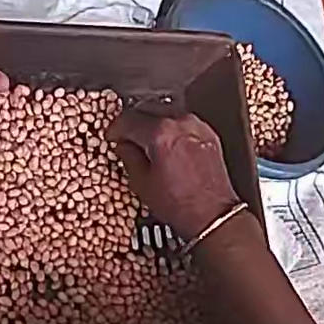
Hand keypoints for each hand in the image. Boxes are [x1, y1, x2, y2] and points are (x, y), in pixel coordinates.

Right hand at [107, 110, 240, 238]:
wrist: (212, 215)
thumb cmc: (181, 204)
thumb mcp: (142, 183)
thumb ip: (129, 157)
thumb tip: (123, 147)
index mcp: (161, 133)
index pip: (128, 119)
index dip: (115, 128)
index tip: (111, 136)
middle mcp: (181, 123)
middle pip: (148, 108)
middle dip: (132, 121)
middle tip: (123, 136)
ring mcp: (197, 126)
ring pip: (166, 111)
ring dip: (151, 122)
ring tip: (142, 141)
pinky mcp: (208, 134)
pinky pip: (182, 122)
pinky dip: (169, 128)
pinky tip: (163, 144)